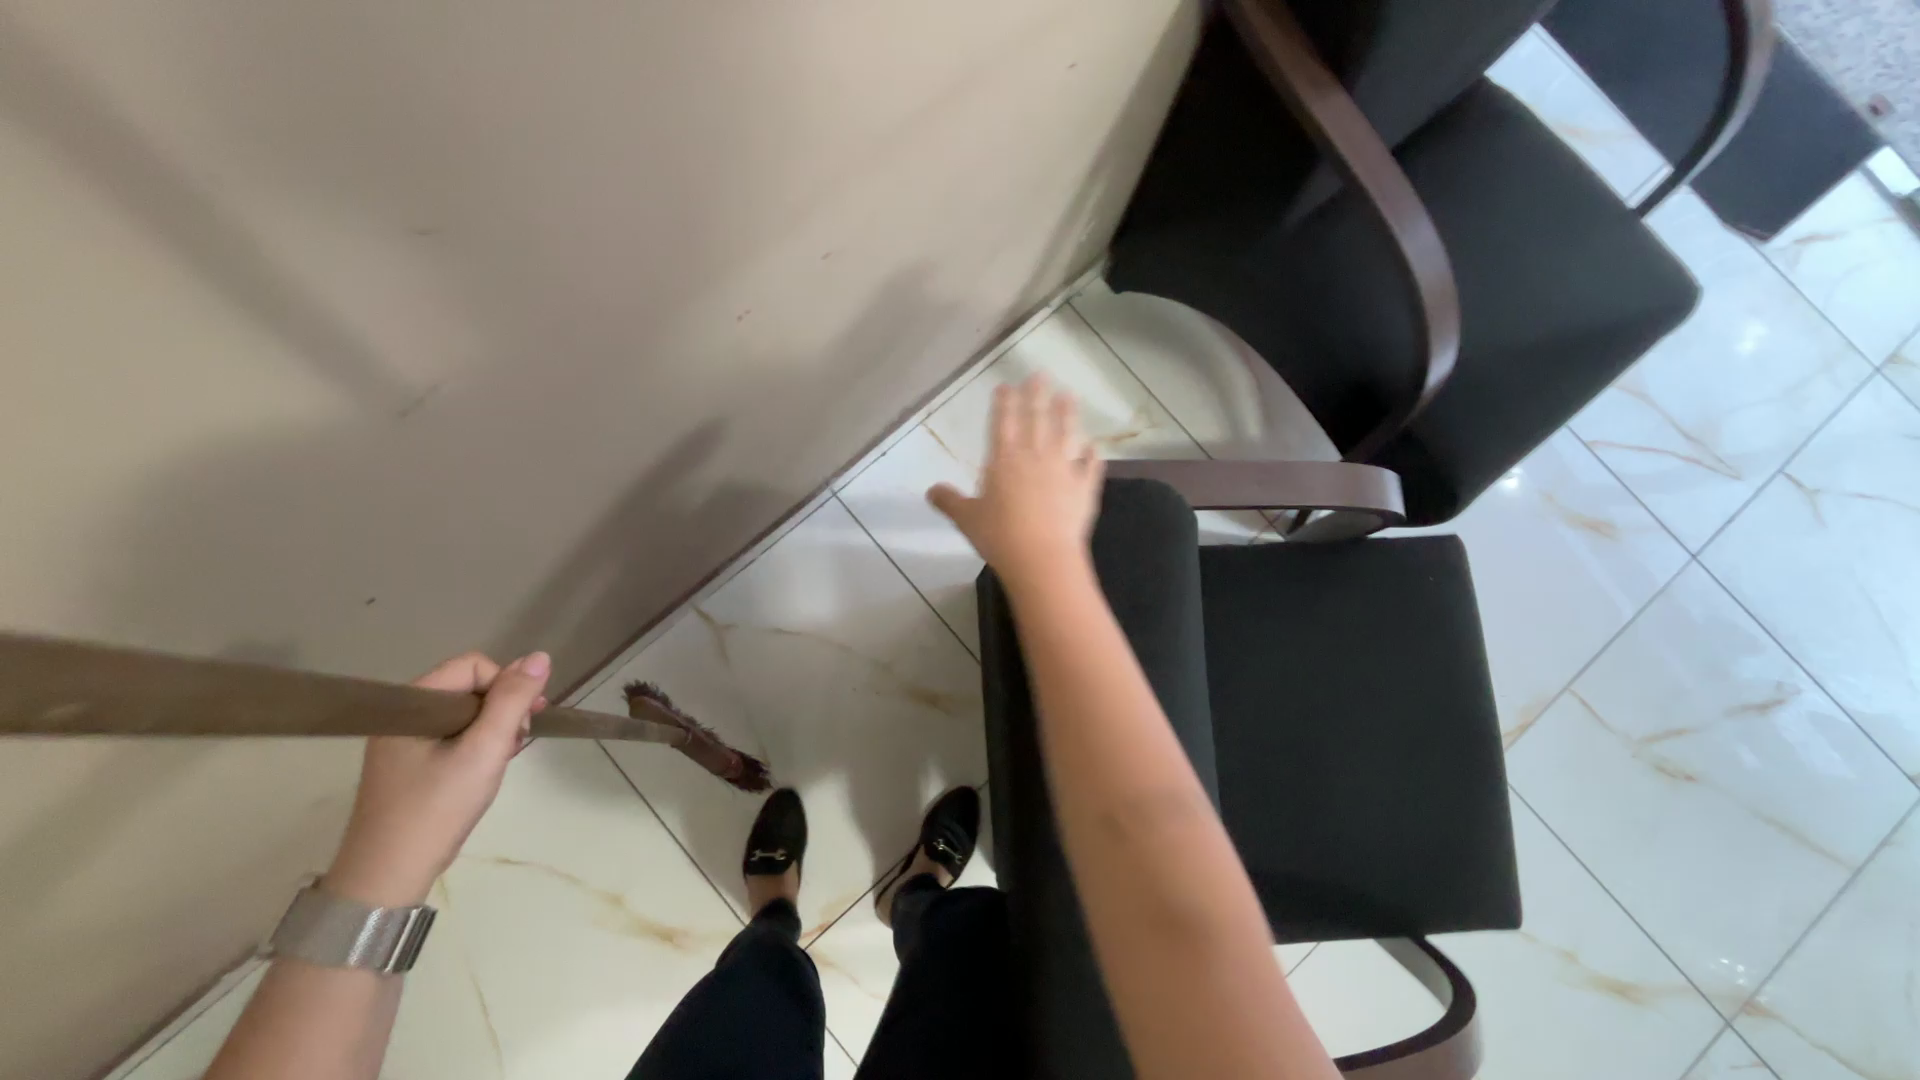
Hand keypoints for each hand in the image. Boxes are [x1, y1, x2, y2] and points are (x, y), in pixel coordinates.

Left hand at [323, 651, 551, 905]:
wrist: (388, 875)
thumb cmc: (437, 808)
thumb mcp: (485, 750)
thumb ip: (512, 701)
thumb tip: (539, 656)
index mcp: (411, 705)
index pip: (472, 666)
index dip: (505, 686)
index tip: (524, 722)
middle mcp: (402, 715)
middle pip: (468, 687)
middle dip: (502, 709)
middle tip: (515, 744)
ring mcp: (402, 740)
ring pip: (464, 713)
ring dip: (493, 729)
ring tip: (502, 760)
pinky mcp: (408, 763)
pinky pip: (451, 735)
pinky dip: (476, 745)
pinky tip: (484, 770)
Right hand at [928, 375, 1103, 586]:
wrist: (1042, 558)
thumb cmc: (999, 536)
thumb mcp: (967, 519)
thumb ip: (949, 501)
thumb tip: (931, 490)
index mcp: (1004, 459)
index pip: (1003, 422)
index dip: (1004, 402)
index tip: (1006, 385)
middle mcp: (1036, 456)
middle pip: (1037, 418)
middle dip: (1037, 395)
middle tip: (1040, 374)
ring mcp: (1064, 470)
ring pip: (1067, 434)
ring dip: (1068, 413)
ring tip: (1069, 395)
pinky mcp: (1085, 489)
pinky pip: (1091, 467)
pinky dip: (1093, 456)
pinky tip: (1095, 448)